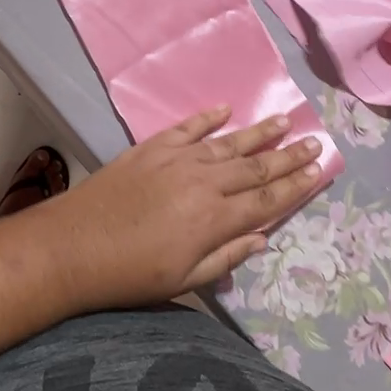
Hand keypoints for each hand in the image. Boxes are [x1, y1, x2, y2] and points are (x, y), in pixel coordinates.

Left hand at [37, 108, 323, 310]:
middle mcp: (202, 183)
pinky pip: (186, 128)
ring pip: (227, 143)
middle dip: (287, 156)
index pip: (266, 200)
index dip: (295, 186)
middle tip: (316, 141)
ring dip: (259, 132)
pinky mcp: (150, 148)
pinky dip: (207, 118)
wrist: (71, 246)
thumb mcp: (183, 281)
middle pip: (254, 167)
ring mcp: (175, 160)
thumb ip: (225, 257)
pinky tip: (225, 109)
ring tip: (285, 121)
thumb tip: (262, 237)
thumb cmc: (129, 275)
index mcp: (214, 220)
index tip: (319, 170)